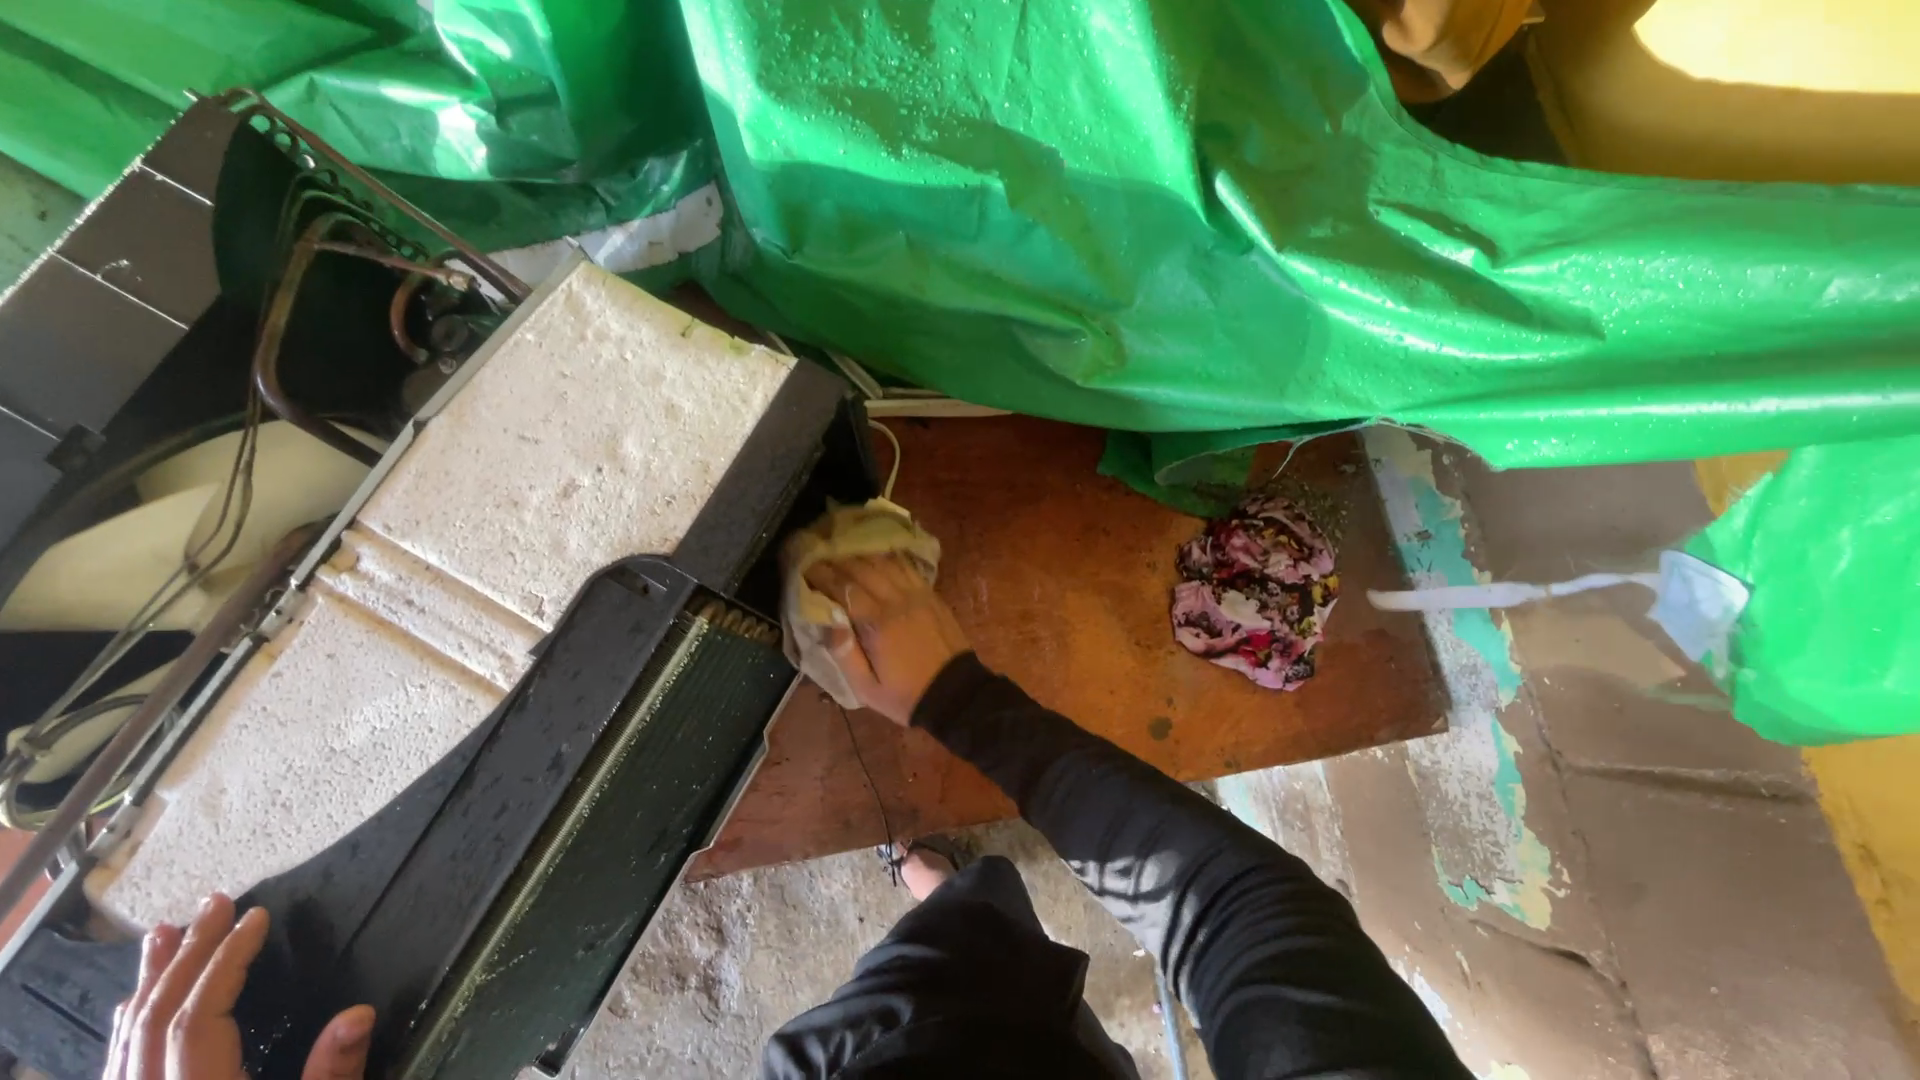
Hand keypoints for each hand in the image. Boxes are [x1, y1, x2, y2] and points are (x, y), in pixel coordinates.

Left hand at [104, 893, 374, 1079]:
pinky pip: (114, 1069)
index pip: (200, 1020)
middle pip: (154, 1024)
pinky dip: (126, 1026)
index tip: (256, 917)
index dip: (226, 963)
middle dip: (186, 957)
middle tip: (213, 903)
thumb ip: (331, 1078)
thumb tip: (359, 1012)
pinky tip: (133, 1005)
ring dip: (148, 983)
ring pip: (123, 1044)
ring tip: (163, 934)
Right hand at [804, 555, 970, 725]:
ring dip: (862, 556)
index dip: (823, 576)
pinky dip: (888, 558)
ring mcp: (918, 595)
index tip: (806, 569)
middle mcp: (897, 601)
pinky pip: (907, 568)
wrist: (956, 694)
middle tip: (820, 556)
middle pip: (863, 569)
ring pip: (885, 563)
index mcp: (878, 624)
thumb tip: (826, 622)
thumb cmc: (906, 695)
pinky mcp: (932, 595)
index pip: (844, 589)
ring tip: (844, 553)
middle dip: (838, 561)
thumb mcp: (867, 688)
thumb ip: (845, 654)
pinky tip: (877, 556)